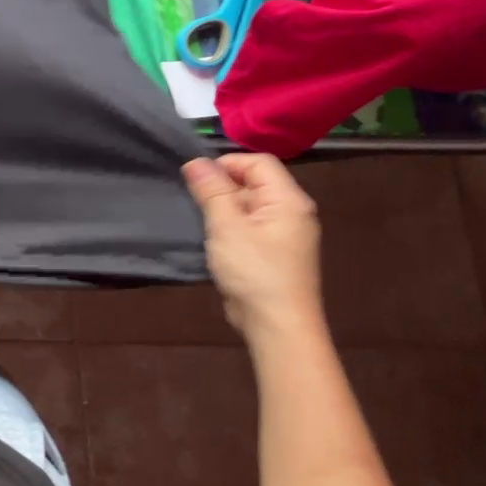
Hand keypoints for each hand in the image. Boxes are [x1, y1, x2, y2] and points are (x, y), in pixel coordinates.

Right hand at [183, 154, 323, 340]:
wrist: (276, 324)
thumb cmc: (254, 270)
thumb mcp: (227, 225)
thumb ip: (212, 190)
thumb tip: (195, 161)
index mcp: (288, 200)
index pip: (258, 162)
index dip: (226, 163)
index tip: (197, 179)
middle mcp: (290, 212)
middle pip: (253, 181)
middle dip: (221, 186)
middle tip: (195, 201)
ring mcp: (283, 232)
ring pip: (247, 203)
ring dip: (221, 206)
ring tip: (201, 219)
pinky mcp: (271, 250)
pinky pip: (248, 223)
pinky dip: (228, 224)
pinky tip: (212, 236)